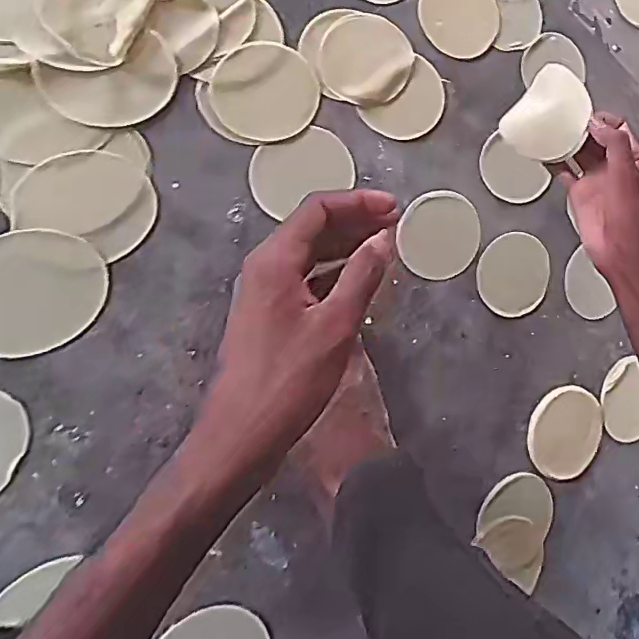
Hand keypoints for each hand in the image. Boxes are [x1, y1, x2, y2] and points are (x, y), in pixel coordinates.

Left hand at [200, 190, 397, 464]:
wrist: (241, 436)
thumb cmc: (288, 380)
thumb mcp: (336, 324)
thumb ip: (361, 275)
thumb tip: (383, 239)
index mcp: (275, 261)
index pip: (317, 210)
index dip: (359, 202)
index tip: (395, 208)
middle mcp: (266, 267)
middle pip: (314, 227)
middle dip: (357, 220)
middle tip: (398, 224)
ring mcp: (266, 291)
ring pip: (312, 252)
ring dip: (350, 244)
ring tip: (388, 245)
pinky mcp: (272, 313)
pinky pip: (309, 276)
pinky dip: (339, 270)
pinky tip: (364, 278)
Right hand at [559, 113, 638, 276]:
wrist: (622, 251)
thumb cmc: (632, 218)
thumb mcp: (627, 174)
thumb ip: (615, 145)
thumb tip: (598, 124)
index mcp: (632, 158)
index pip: (618, 128)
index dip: (603, 120)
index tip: (585, 116)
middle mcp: (614, 166)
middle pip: (596, 137)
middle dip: (581, 127)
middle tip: (563, 119)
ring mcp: (596, 179)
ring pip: (579, 152)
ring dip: (567, 142)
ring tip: (551, 130)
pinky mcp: (580, 193)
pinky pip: (565, 172)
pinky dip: (555, 162)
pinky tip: (544, 153)